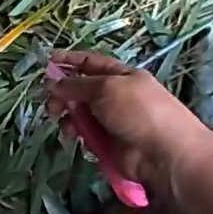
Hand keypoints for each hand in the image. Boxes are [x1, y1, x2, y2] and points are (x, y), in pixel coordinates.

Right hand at [48, 50, 212, 200]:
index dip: (70, 61)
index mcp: (121, 75)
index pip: (91, 63)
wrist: (164, 153)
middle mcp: (117, 95)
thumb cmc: (138, 112)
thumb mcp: (106, 88)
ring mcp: (113, 121)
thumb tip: (54, 83)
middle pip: (82, 90)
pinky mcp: (109, 144)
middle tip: (51, 105)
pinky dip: (78, 135)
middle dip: (64, 94)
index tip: (48, 61)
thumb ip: (77, 85)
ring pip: (81, 114)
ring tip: (63, 124)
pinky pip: (86, 135)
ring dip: (69, 117)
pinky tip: (74, 137)